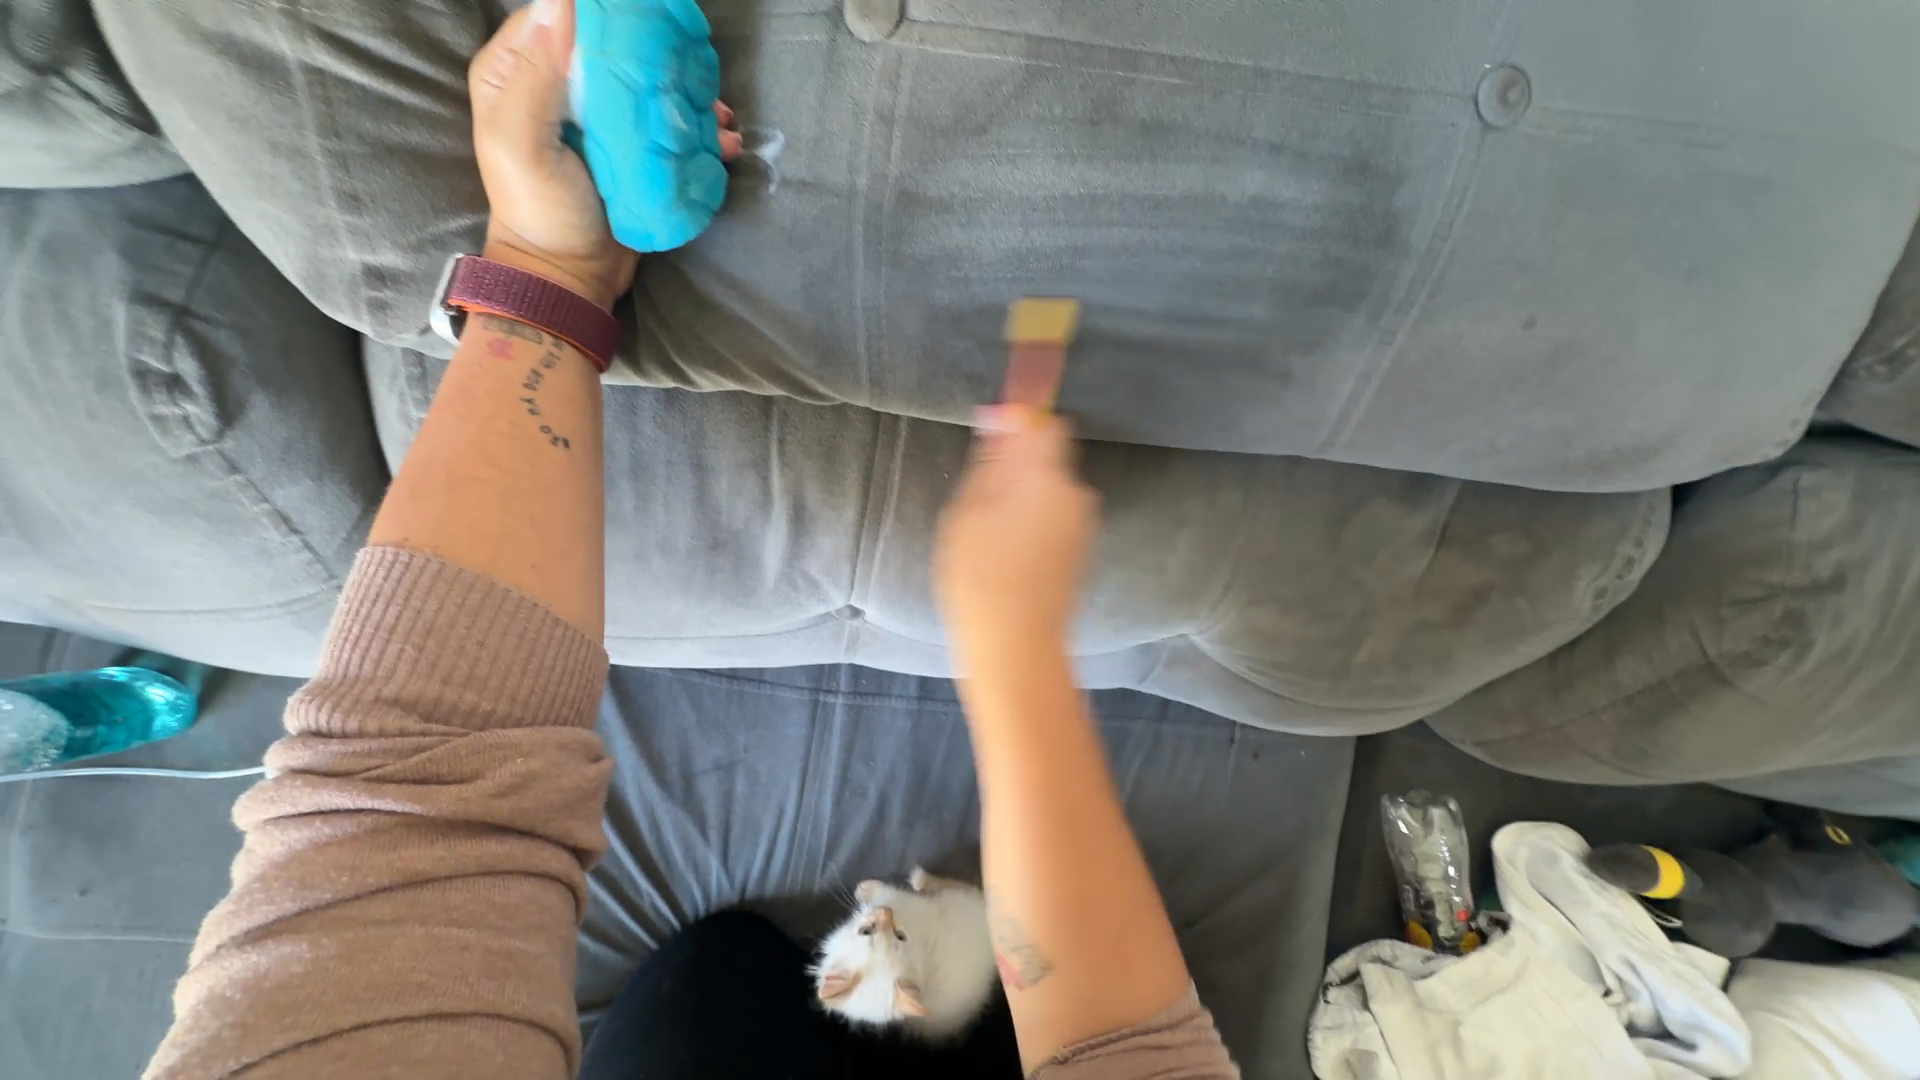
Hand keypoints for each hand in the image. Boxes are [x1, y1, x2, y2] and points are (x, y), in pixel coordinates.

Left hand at [468, 0, 742, 308]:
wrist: (571, 274)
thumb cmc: (538, 210)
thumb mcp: (522, 140)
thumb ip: (538, 74)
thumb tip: (566, 3)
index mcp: (521, 73)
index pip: (561, 18)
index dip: (603, 14)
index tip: (647, 18)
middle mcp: (562, 89)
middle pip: (613, 51)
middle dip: (657, 56)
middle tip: (693, 68)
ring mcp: (603, 125)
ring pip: (648, 91)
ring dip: (687, 98)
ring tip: (720, 115)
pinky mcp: (635, 155)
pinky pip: (668, 131)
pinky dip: (699, 134)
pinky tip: (724, 142)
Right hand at [934, 406, 1099, 667]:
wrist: (1017, 645)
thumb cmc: (980, 576)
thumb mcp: (967, 512)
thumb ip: (990, 460)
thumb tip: (999, 418)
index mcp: (1046, 476)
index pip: (1045, 423)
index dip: (1018, 422)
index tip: (989, 439)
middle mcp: (1075, 494)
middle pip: (1049, 457)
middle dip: (1018, 466)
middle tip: (979, 500)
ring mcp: (1083, 525)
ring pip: (1051, 490)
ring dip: (1025, 496)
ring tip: (990, 534)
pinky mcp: (1081, 551)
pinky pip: (1056, 518)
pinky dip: (1034, 523)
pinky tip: (1009, 555)